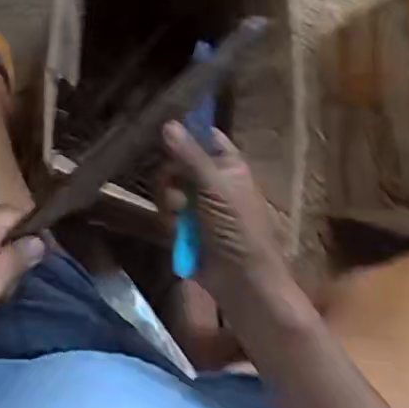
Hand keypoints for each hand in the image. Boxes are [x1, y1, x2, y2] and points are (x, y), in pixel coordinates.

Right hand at [162, 122, 295, 312]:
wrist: (243, 285)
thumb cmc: (240, 231)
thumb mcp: (215, 189)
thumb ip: (190, 156)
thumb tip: (167, 122)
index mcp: (228, 164)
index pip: (203, 135)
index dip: (185, 132)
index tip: (164, 134)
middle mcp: (212, 179)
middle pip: (176, 160)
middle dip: (171, 177)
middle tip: (176, 189)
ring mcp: (197, 202)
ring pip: (166, 184)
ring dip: (169, 201)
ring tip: (180, 218)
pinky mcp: (185, 223)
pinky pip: (165, 208)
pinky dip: (169, 219)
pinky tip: (178, 231)